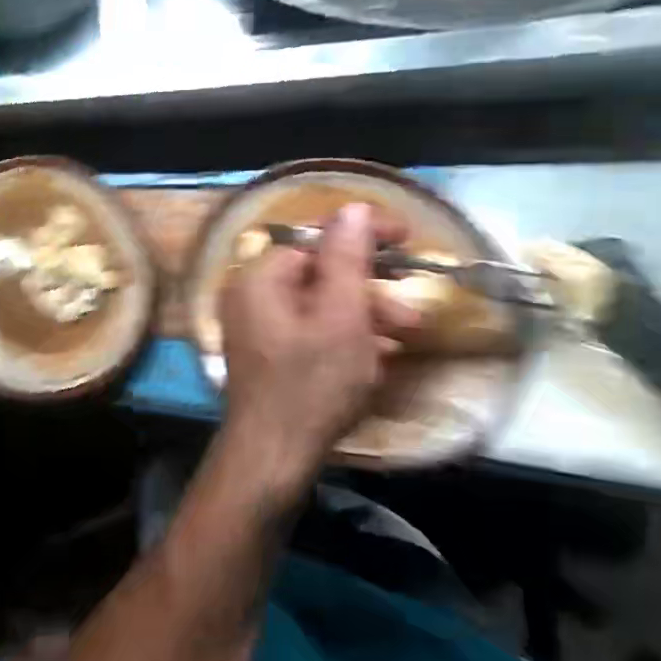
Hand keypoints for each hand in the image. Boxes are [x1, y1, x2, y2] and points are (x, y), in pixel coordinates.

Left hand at [218, 203, 415, 491]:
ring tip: (403, 336)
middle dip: (369, 287)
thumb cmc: (312, 383)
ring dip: (363, 314)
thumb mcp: (341, 316)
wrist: (273, 453)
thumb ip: (347, 258)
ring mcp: (255, 325)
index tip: (407, 238)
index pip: (314, 236)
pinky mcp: (267, 353)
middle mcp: (249, 294)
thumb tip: (353, 208)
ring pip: (318, 304)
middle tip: (410, 312)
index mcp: (259, 277)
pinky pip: (310, 330)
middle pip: (318, 272)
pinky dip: (344, 336)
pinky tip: (377, 356)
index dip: (363, 234)